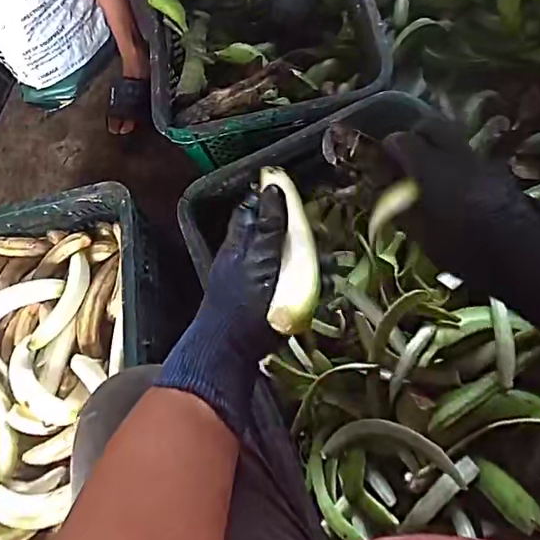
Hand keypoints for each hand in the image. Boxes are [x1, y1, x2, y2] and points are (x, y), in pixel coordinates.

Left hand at [154, 185, 286, 430]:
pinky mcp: (256, 302)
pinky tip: (304, 278)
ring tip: (312, 247)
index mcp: (238, 244)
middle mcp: (239, 259)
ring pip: (269, 255)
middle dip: (280, 224)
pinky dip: (292, 273)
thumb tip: (272, 188)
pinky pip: (276, 278)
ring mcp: (246, 281)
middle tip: (305, 219)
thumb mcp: (260, 260)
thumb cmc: (243, 303)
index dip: (266, 198)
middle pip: (259, 232)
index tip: (285, 189)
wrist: (228, 351)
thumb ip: (268, 228)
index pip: (250, 211)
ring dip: (289, 249)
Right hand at [386, 118, 539, 354]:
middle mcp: (456, 157)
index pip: (401, 140)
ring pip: (453, 139)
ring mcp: (481, 162)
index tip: (381, 162)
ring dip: (437, 148)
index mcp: (432, 170)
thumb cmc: (469, 254)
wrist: (529, 261)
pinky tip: (454, 187)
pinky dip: (455, 163)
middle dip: (415, 134)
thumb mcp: (425, 239)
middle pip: (432, 126)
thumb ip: (402, 211)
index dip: (388, 148)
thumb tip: (384, 193)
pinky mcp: (499, 173)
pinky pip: (469, 157)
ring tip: (428, 172)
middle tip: (405, 155)